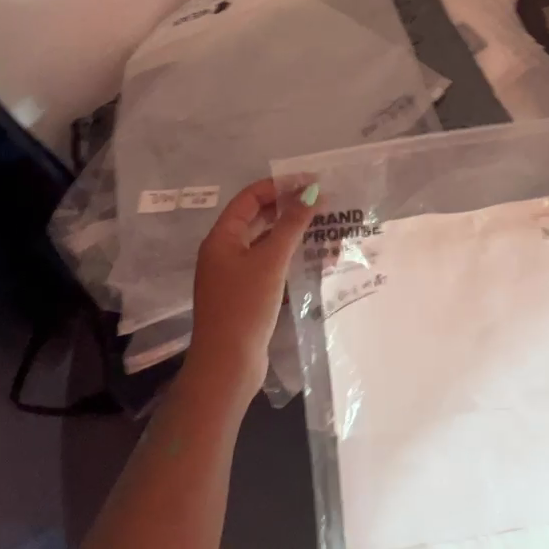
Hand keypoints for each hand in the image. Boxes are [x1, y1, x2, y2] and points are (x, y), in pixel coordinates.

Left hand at [187, 177, 316, 397]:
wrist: (226, 366)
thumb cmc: (244, 306)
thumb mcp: (271, 261)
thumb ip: (292, 225)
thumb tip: (311, 192)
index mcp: (221, 238)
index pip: (251, 197)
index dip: (280, 186)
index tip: (312, 182)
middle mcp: (224, 252)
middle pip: (259, 218)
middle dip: (290, 209)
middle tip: (324, 204)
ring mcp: (234, 275)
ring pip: (267, 243)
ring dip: (294, 234)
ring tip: (326, 230)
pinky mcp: (246, 296)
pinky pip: (270, 266)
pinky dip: (291, 259)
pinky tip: (316, 261)